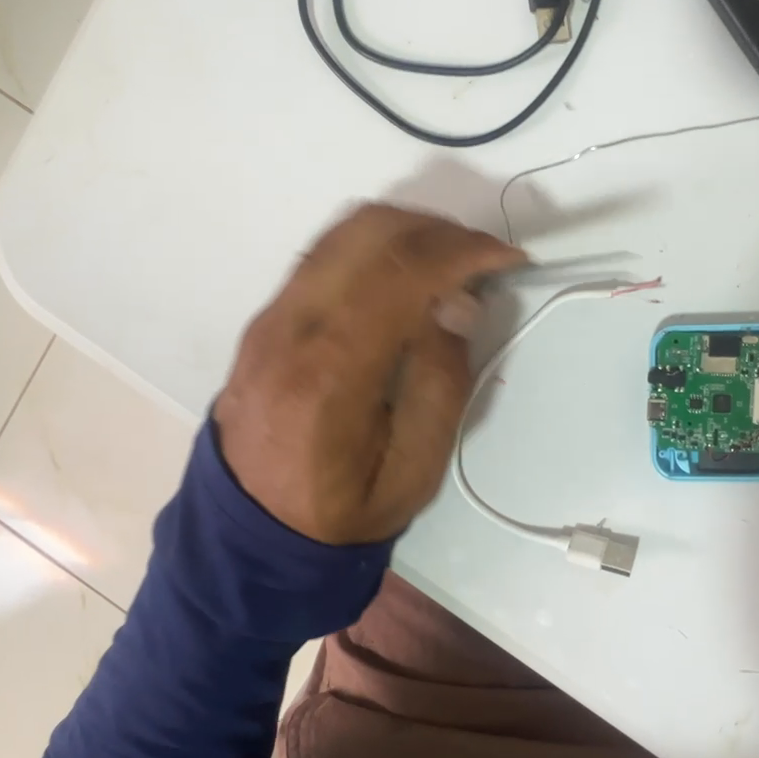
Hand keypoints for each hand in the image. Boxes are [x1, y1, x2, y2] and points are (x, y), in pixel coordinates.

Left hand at [213, 205, 523, 544]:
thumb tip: (455, 303)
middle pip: (370, 231)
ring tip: (450, 265)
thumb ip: (440, 383)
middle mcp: (292, 326)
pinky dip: (376, 247)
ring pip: (344, 231)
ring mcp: (272, 316)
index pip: (400, 272)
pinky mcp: (267, 317)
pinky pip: (326, 254)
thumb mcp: (414, 470)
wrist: (251, 527)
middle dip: (440, 231)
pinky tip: (405, 279)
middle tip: (483, 261)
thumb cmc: (343, 507)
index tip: (507, 260)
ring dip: (408, 232)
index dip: (463, 251)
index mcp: (331, 372)